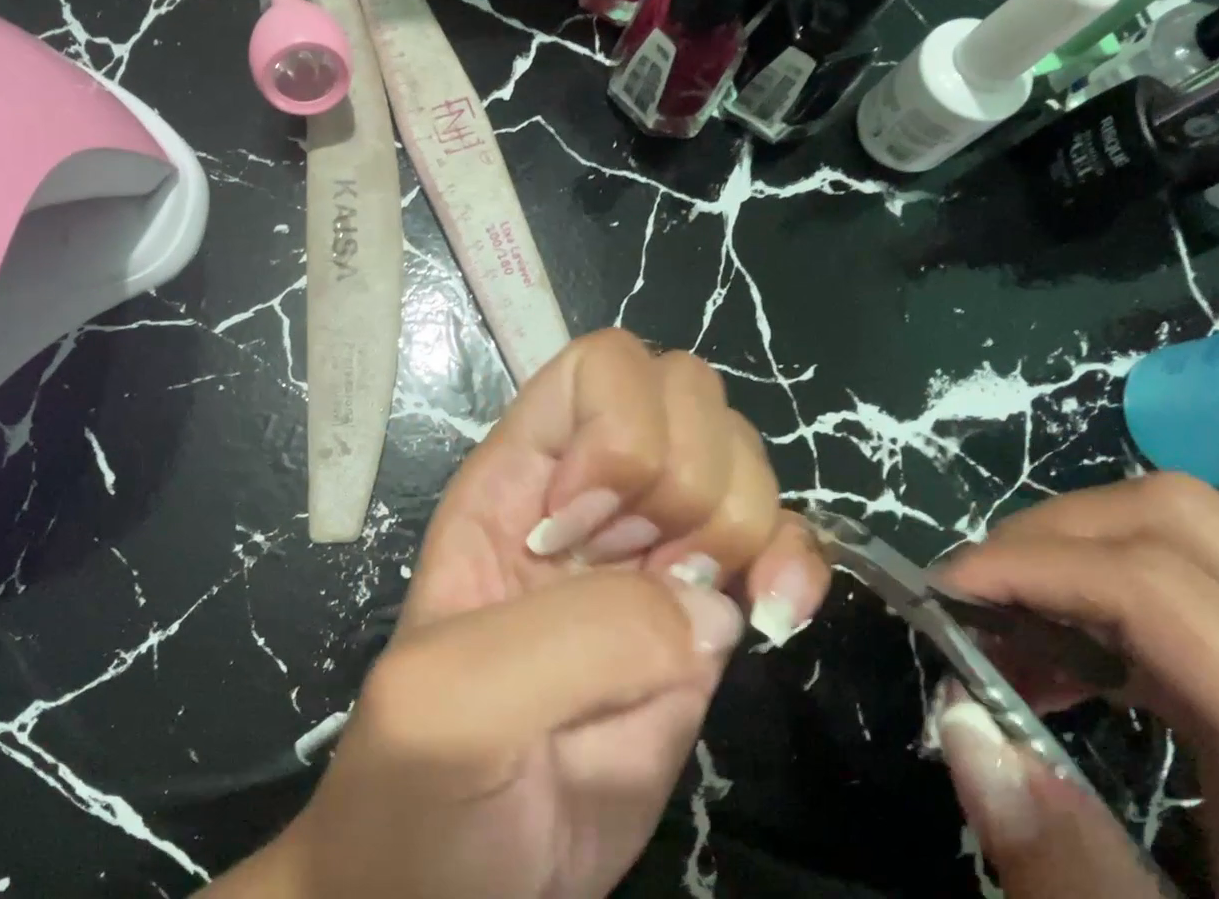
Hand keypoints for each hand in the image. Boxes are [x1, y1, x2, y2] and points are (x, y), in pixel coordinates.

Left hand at [212, 329, 828, 898]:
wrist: (461, 886)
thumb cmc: (419, 791)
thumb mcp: (452, 703)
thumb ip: (569, 640)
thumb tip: (706, 608)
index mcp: (510, 487)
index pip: (596, 370)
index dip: (617, 432)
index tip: (593, 533)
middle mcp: (588, 500)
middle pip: (685, 399)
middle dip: (687, 482)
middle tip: (647, 576)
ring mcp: (653, 556)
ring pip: (739, 462)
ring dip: (743, 525)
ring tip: (701, 613)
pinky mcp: (705, 620)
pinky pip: (782, 543)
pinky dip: (799, 562)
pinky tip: (779, 616)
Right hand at [931, 473, 1218, 898]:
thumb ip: (1071, 866)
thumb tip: (960, 724)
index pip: (1162, 592)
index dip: (1029, 567)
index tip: (937, 594)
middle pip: (1180, 522)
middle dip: (1045, 537)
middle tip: (971, 602)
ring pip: (1194, 535)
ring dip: (1072, 559)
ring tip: (1009, 638)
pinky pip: (1209, 582)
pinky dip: (1108, 594)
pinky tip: (1070, 665)